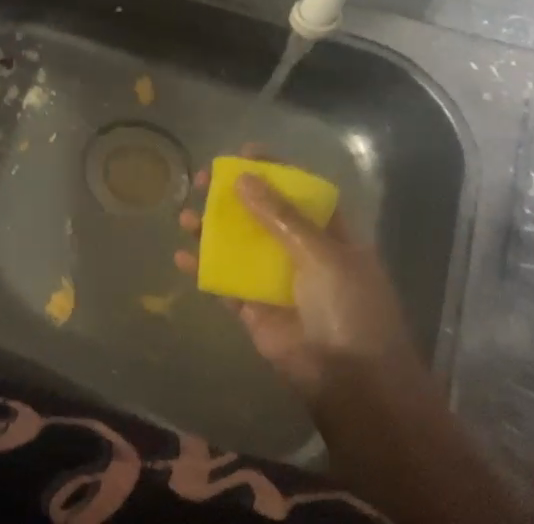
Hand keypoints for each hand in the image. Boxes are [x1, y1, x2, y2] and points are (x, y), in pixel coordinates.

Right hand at [176, 170, 420, 399]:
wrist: (352, 381)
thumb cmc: (350, 310)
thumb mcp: (322, 254)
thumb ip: (280, 216)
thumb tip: (242, 178)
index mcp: (332, 238)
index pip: (301, 194)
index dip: (274, 172)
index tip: (241, 154)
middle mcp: (302, 255)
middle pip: (261, 216)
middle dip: (231, 197)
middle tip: (199, 182)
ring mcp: (275, 282)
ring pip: (236, 246)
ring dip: (210, 230)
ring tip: (184, 218)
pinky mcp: (253, 308)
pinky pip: (222, 282)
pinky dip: (201, 268)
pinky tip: (181, 256)